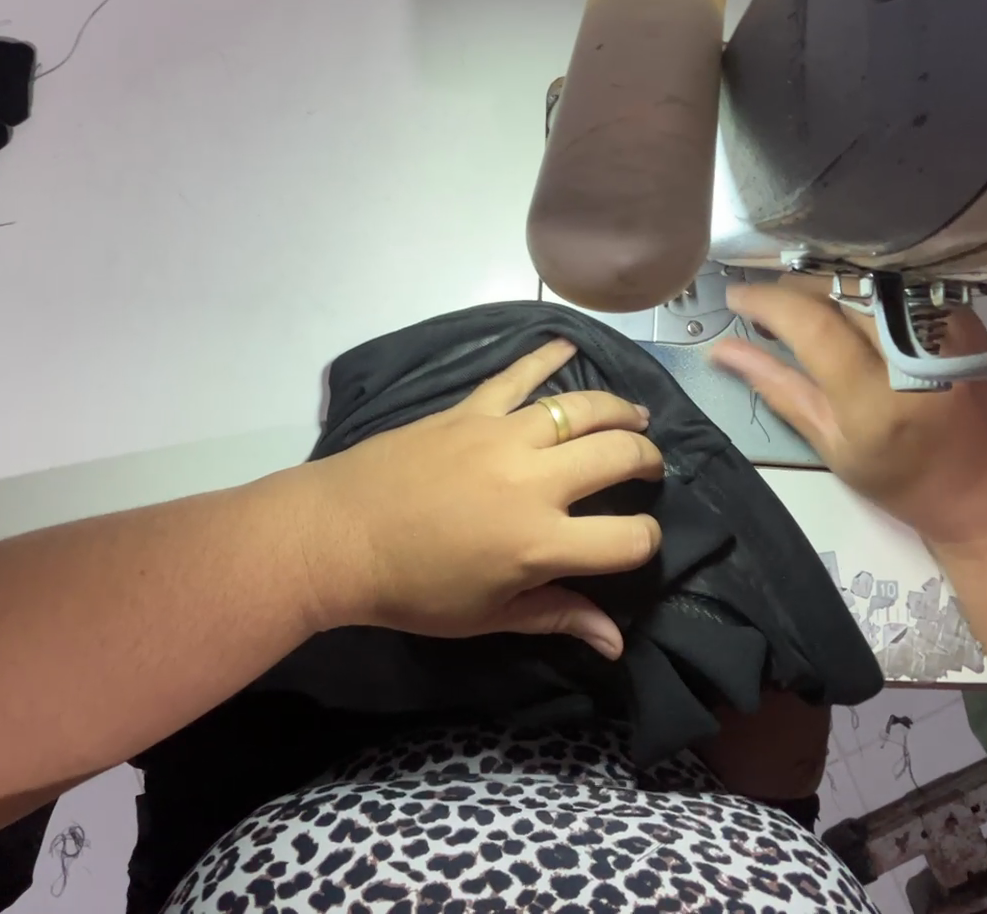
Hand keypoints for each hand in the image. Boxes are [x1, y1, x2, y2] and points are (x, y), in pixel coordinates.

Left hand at [289, 339, 664, 657]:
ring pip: (580, 407)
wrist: (339, 536)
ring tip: (634, 416)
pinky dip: (544, 356)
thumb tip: (615, 641)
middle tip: (647, 467)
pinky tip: (567, 344)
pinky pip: (516, 375)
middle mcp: (533, 481)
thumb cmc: (412, 589)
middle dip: (647, 461)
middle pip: (617, 455)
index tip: (637, 538)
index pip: (628, 537)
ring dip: (618, 409)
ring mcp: (500, 436)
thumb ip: (556, 617)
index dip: (647, 539)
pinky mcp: (469, 410)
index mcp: (540, 543)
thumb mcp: (486, 617)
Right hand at [710, 276, 986, 546]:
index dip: (765, 301)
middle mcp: (913, 353)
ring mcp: (945, 328)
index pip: (811, 323)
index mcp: (875, 398)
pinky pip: (896, 284)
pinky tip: (842, 307)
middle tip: (763, 309)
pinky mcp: (962, 316)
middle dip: (789, 289)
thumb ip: (777, 388)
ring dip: (820, 285)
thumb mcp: (830, 445)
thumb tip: (722, 350)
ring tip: (798, 307)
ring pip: (865, 278)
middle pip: (837, 289)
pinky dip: (858, 289)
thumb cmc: (903, 480)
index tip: (734, 297)